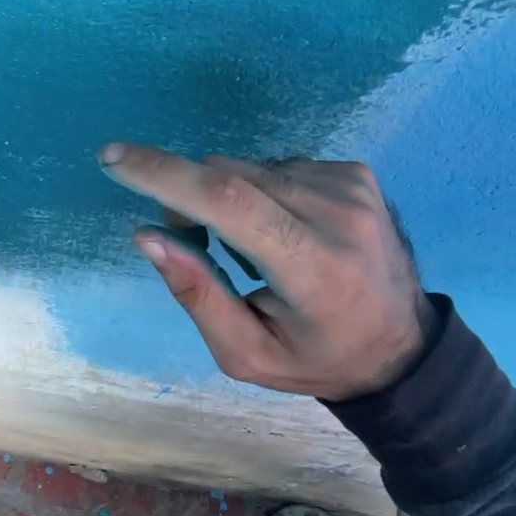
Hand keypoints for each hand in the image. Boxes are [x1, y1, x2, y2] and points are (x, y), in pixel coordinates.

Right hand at [99, 143, 435, 400]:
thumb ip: (197, 295)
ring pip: (248, 167)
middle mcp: (337, 213)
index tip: (113, 157)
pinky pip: (276, 166)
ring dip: (228, 198)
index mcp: (312, 267)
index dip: (165, 175)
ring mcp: (352, 186)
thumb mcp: (246, 353)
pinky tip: (281, 231)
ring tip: (251, 247)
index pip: (228, 202)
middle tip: (193, 244)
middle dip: (188, 197)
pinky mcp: (356, 173)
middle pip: (228, 177)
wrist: (402, 347)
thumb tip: (147, 236)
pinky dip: (260, 193)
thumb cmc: (315, 359)